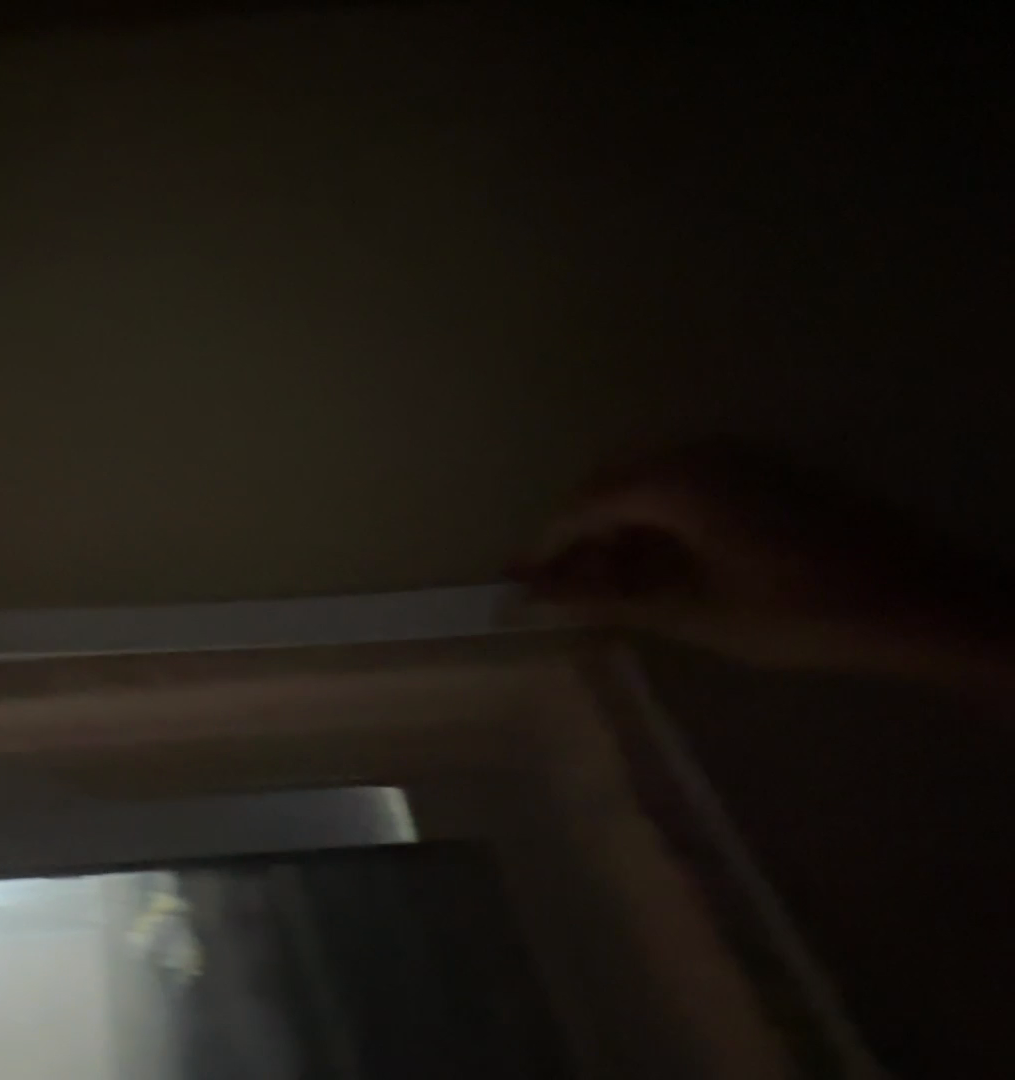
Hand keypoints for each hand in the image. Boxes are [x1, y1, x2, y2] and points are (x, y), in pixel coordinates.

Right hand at [510, 444, 994, 676]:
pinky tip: (656, 566)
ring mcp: (735, 459)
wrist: (926, 607)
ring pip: (644, 489)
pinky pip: (683, 489)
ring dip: (616, 533)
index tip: (519, 580)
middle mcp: (697, 455)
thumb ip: (603, 599)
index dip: (546, 547)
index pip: (581, 508)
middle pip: (607, 490)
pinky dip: (655, 524)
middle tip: (562, 585)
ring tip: (608, 585)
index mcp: (674, 482)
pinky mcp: (763, 474)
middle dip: (578, 538)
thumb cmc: (795, 612)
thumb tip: (535, 597)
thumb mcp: (687, 613)